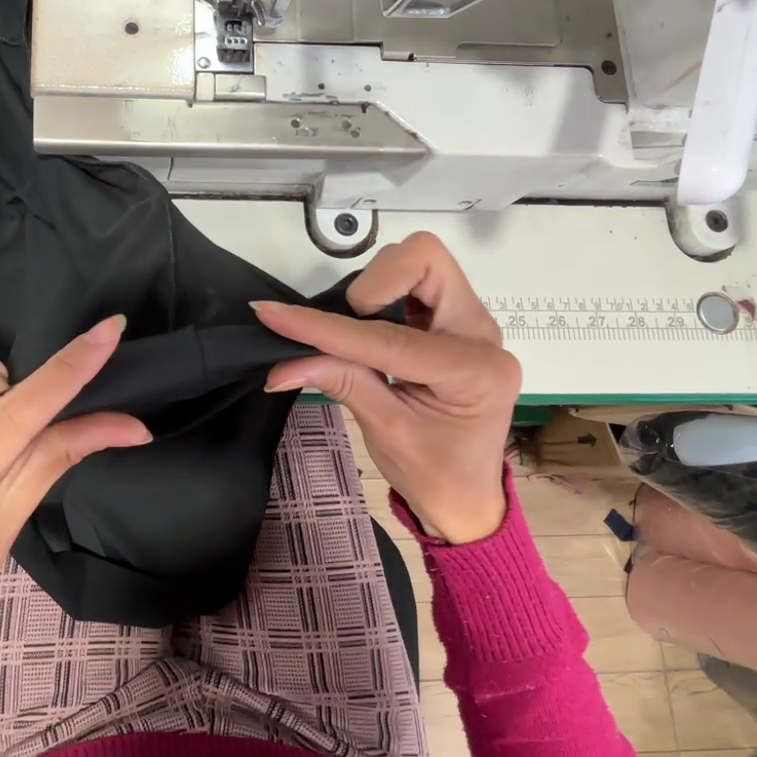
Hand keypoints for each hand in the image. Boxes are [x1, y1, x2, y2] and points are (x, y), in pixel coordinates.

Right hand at [253, 232, 519, 543]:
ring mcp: (471, 322)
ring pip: (421, 262)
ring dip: (377, 287)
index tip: (274, 314)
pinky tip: (369, 330)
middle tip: (349, 325)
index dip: (326, 327)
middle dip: (373, 282)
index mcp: (474, 372)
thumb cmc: (434, 474)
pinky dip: (382, 295)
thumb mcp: (384, 431)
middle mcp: (481, 334)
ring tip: (358, 336)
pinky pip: (417, 281)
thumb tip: (281, 363)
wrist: (467, 496)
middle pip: (426, 260)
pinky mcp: (454, 319)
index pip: (387, 337)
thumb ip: (339, 382)